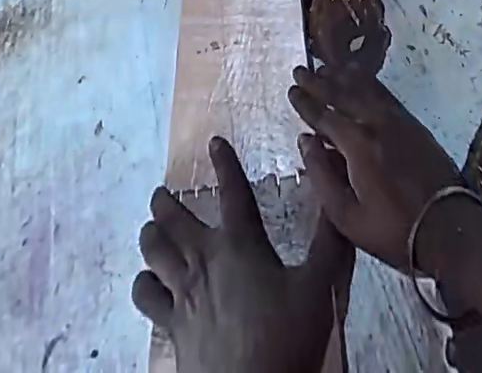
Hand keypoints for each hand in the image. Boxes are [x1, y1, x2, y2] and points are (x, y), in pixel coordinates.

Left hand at [133, 137, 353, 372]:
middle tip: (160, 193)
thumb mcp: (319, 288)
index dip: (225, 163)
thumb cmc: (284, 339)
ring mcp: (183, 294)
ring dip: (150, 236)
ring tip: (150, 228)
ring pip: (154, 252)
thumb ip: (330, 243)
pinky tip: (148, 283)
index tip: (215, 142)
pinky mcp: (172, 326)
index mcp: (239, 244)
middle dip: (164, 202)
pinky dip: (144, 284)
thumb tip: (337, 199)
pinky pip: (147, 297)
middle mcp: (205, 260)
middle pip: (174, 220)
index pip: (232, 191)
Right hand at [288, 64, 462, 272]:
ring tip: (326, 66)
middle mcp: (375, 122)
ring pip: (364, 87)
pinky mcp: (412, 123)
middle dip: (318, 81)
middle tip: (301, 69)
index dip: (305, 102)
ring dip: (342, 75)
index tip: (291, 89)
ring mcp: (396, 120)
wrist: (450, 228)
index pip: (323, 115)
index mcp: (357, 144)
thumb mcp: (347, 216)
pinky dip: (368, 81)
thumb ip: (321, 175)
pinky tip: (361, 77)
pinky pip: (383, 92)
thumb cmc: (394, 230)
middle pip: (342, 93)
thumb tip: (305, 140)